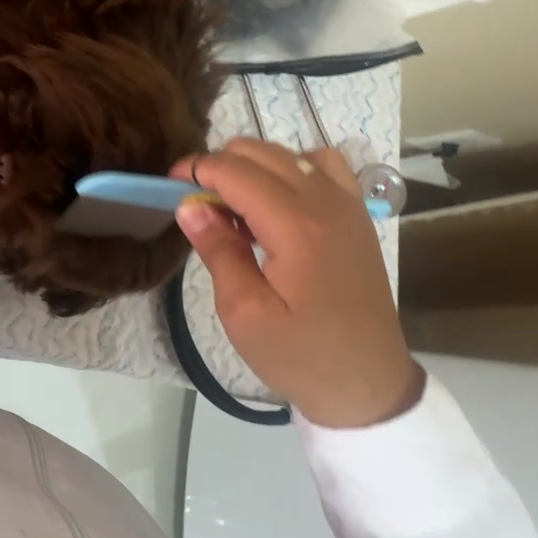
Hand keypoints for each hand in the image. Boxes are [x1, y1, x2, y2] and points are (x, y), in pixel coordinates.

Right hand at [175, 138, 423, 428]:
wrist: (368, 384)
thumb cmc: (299, 354)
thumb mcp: (244, 313)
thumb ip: (218, 251)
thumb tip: (189, 206)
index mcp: (296, 227)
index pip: (235, 171)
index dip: (196, 170)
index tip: (169, 188)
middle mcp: (326, 204)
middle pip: (260, 153)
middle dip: (219, 165)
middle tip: (196, 203)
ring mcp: (348, 207)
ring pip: (289, 154)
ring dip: (253, 166)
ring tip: (234, 204)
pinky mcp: (357, 218)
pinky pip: (323, 167)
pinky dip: (291, 170)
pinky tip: (276, 202)